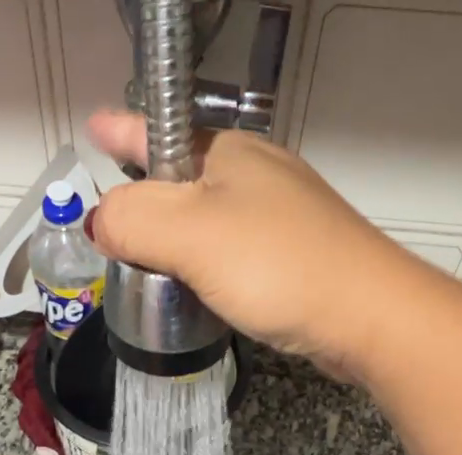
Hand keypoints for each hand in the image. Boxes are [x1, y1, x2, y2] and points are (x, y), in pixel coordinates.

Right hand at [85, 109, 423, 378]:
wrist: (368, 317)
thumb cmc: (278, 266)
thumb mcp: (190, 236)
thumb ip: (133, 221)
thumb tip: (98, 221)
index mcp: (227, 153)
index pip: (158, 133)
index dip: (121, 133)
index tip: (93, 129)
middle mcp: (254, 175)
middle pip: (179, 179)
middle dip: (142, 197)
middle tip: (110, 225)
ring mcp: (279, 216)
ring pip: (205, 219)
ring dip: (172, 238)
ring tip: (143, 263)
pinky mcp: (292, 257)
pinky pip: (229, 250)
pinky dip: (203, 265)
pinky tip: (194, 288)